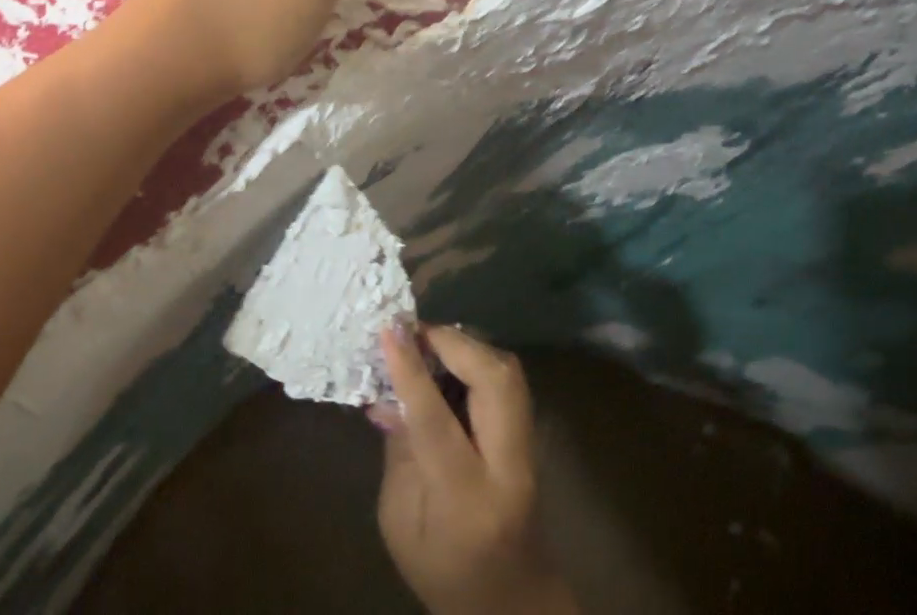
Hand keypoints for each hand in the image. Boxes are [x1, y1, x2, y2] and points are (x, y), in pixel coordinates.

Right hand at [373, 325, 577, 614]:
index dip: (410, 369)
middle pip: (498, 382)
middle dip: (455, 344)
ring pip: (510, 375)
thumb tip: (386, 392)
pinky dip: (476, 361)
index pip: (437, 419)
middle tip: (413, 332)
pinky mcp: (530, 441)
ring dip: (468, 348)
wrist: (509, 599)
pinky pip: (507, 384)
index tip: (389, 329)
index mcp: (466, 496)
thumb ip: (398, 452)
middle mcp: (508, 467)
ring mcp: (529, 452)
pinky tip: (446, 364)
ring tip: (426, 343)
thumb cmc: (441, 570)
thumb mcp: (399, 521)